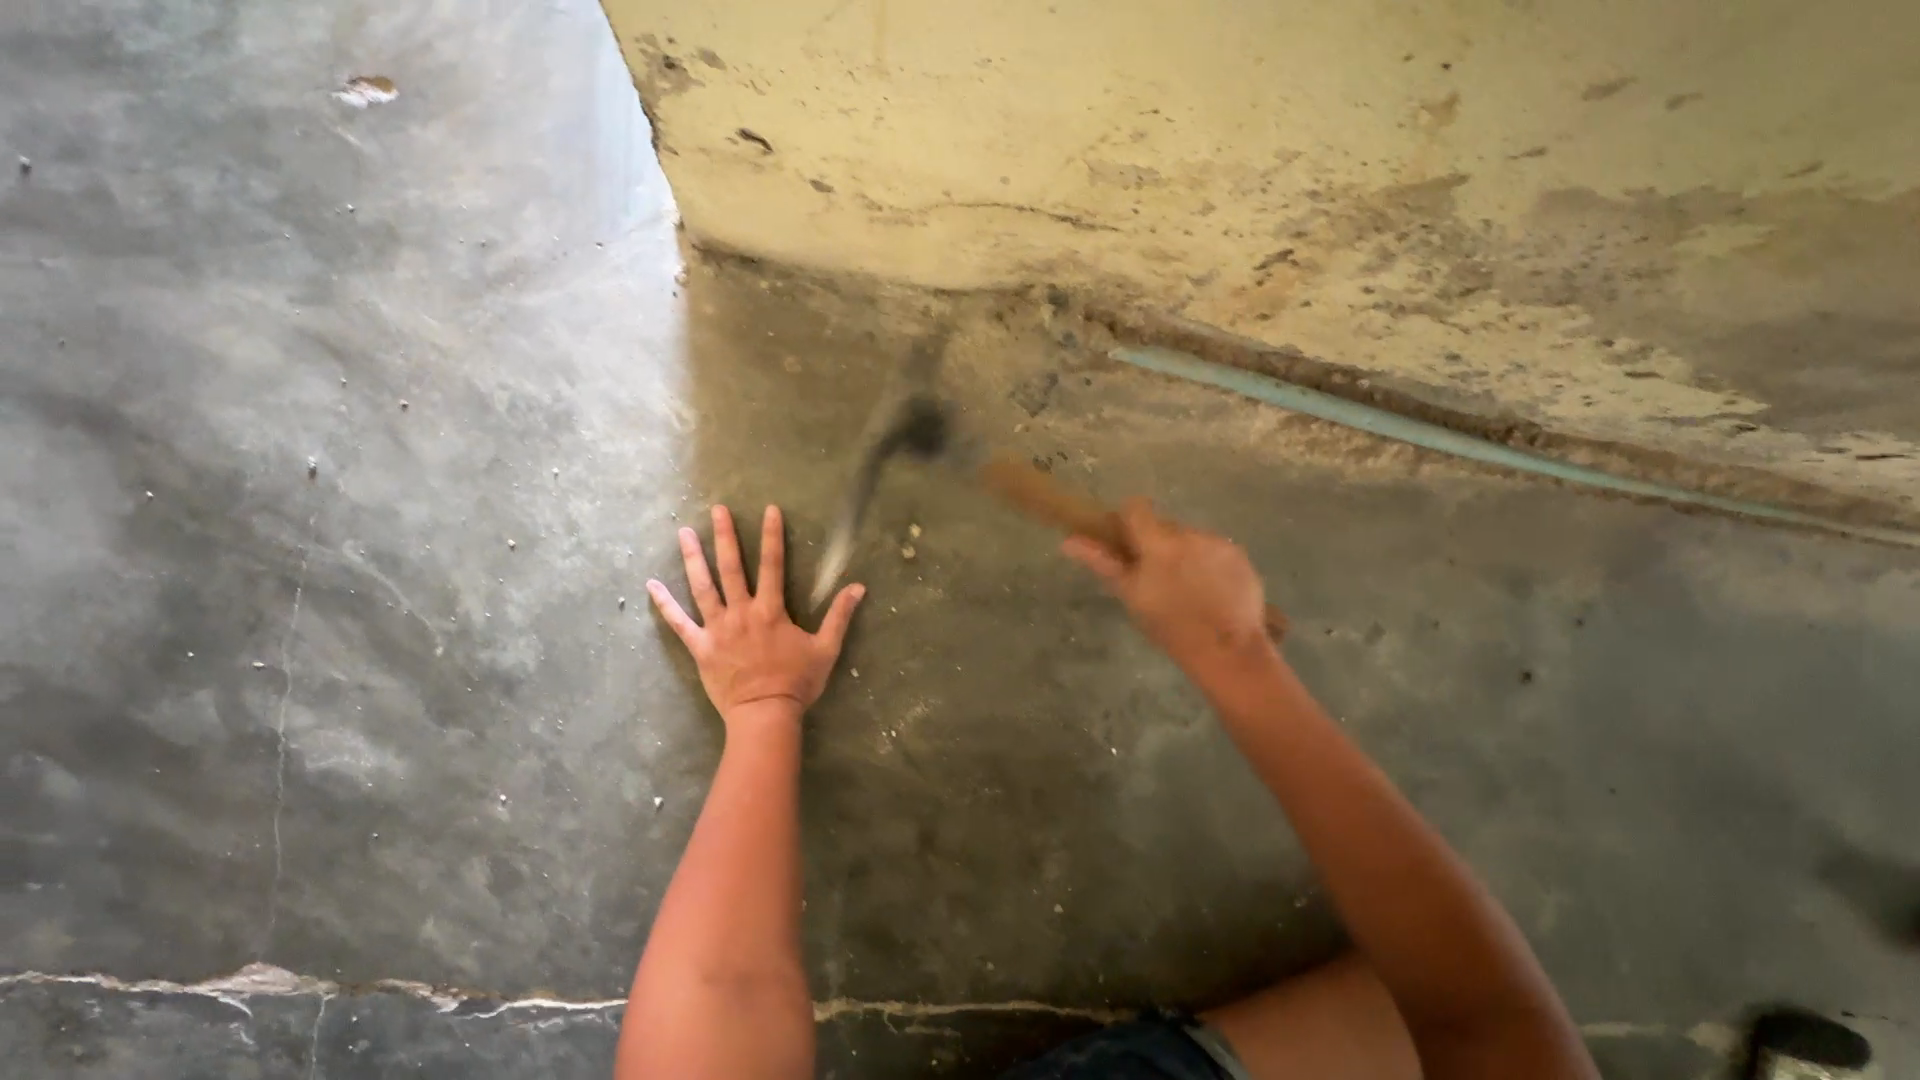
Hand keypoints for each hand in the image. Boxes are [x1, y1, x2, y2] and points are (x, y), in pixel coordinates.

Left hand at [647, 505, 864, 726]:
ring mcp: (717, 629)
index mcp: (771, 610)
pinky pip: (679, 623)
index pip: (772, 564)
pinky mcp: (700, 647)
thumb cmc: (797, 683)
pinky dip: (664, 603)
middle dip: (725, 536)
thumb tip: (858, 586)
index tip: (769, 510)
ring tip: (683, 532)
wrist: (765, 715)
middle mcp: (741, 612)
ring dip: (693, 558)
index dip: (772, 536)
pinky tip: (651, 585)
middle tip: (717, 509)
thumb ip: (840, 616)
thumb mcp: (826, 649)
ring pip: (702, 587)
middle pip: (731, 567)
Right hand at [1061, 498, 1269, 672]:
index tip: (1128, 546)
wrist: (1227, 650)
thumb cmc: (1171, 627)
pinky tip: (1210, 592)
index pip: (1136, 508)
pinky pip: (1214, 550)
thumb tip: (1069, 540)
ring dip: (1183, 554)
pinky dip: (1208, 564)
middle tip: (1157, 578)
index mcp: (1159, 542)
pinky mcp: (1239, 555)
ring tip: (1187, 589)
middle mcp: (1189, 533)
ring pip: (1190, 538)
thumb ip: (1103, 563)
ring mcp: (1217, 543)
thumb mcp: (1132, 596)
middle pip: (1164, 526)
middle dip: (1157, 544)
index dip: (1128, 523)